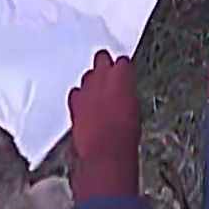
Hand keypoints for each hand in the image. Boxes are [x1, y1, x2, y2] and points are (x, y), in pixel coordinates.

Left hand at [67, 50, 139, 198]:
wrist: (106, 150)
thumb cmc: (125, 132)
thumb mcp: (134, 106)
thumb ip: (126, 92)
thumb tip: (123, 92)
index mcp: (122, 74)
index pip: (122, 61)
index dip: (122, 68)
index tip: (123, 74)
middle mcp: (103, 75)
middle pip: (101, 58)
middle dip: (104, 64)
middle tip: (107, 74)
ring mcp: (87, 87)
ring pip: (88, 75)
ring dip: (92, 81)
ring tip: (96, 93)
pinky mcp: (74, 101)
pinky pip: (76, 92)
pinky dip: (80, 96)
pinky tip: (84, 105)